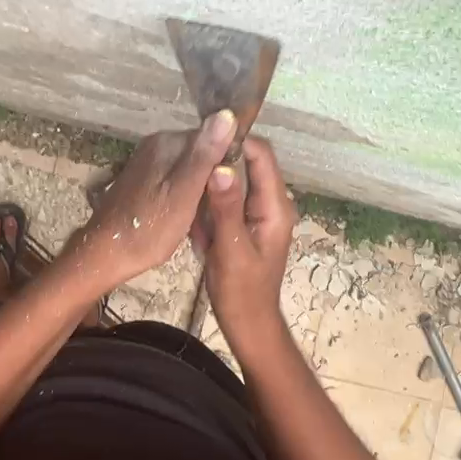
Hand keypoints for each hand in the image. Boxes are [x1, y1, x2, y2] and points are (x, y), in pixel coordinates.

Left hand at [65, 110, 237, 288]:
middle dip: (212, 178)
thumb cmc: (149, 228)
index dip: (225, 164)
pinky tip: (186, 216)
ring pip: (189, 168)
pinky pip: (175, 179)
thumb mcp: (184, 192)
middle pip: (200, 154)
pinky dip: (185, 195)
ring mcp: (147, 162)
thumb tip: (227, 114)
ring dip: (200, 189)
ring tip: (202, 216)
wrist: (107, 253)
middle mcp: (156, 144)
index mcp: (167, 142)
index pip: (213, 138)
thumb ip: (204, 154)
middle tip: (216, 208)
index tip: (228, 191)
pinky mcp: (143, 179)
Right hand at [191, 137, 296, 329]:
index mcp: (275, 206)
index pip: (262, 155)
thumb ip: (226, 209)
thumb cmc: (241, 291)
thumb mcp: (231, 250)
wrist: (247, 323)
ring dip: (212, 180)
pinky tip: (191, 209)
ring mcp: (258, 212)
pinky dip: (210, 200)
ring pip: (235, 179)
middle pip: (248, 163)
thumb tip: (221, 168)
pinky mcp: (244, 222)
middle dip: (219, 159)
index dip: (236, 140)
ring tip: (185, 179)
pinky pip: (227, 198)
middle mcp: (271, 203)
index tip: (204, 136)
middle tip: (188, 158)